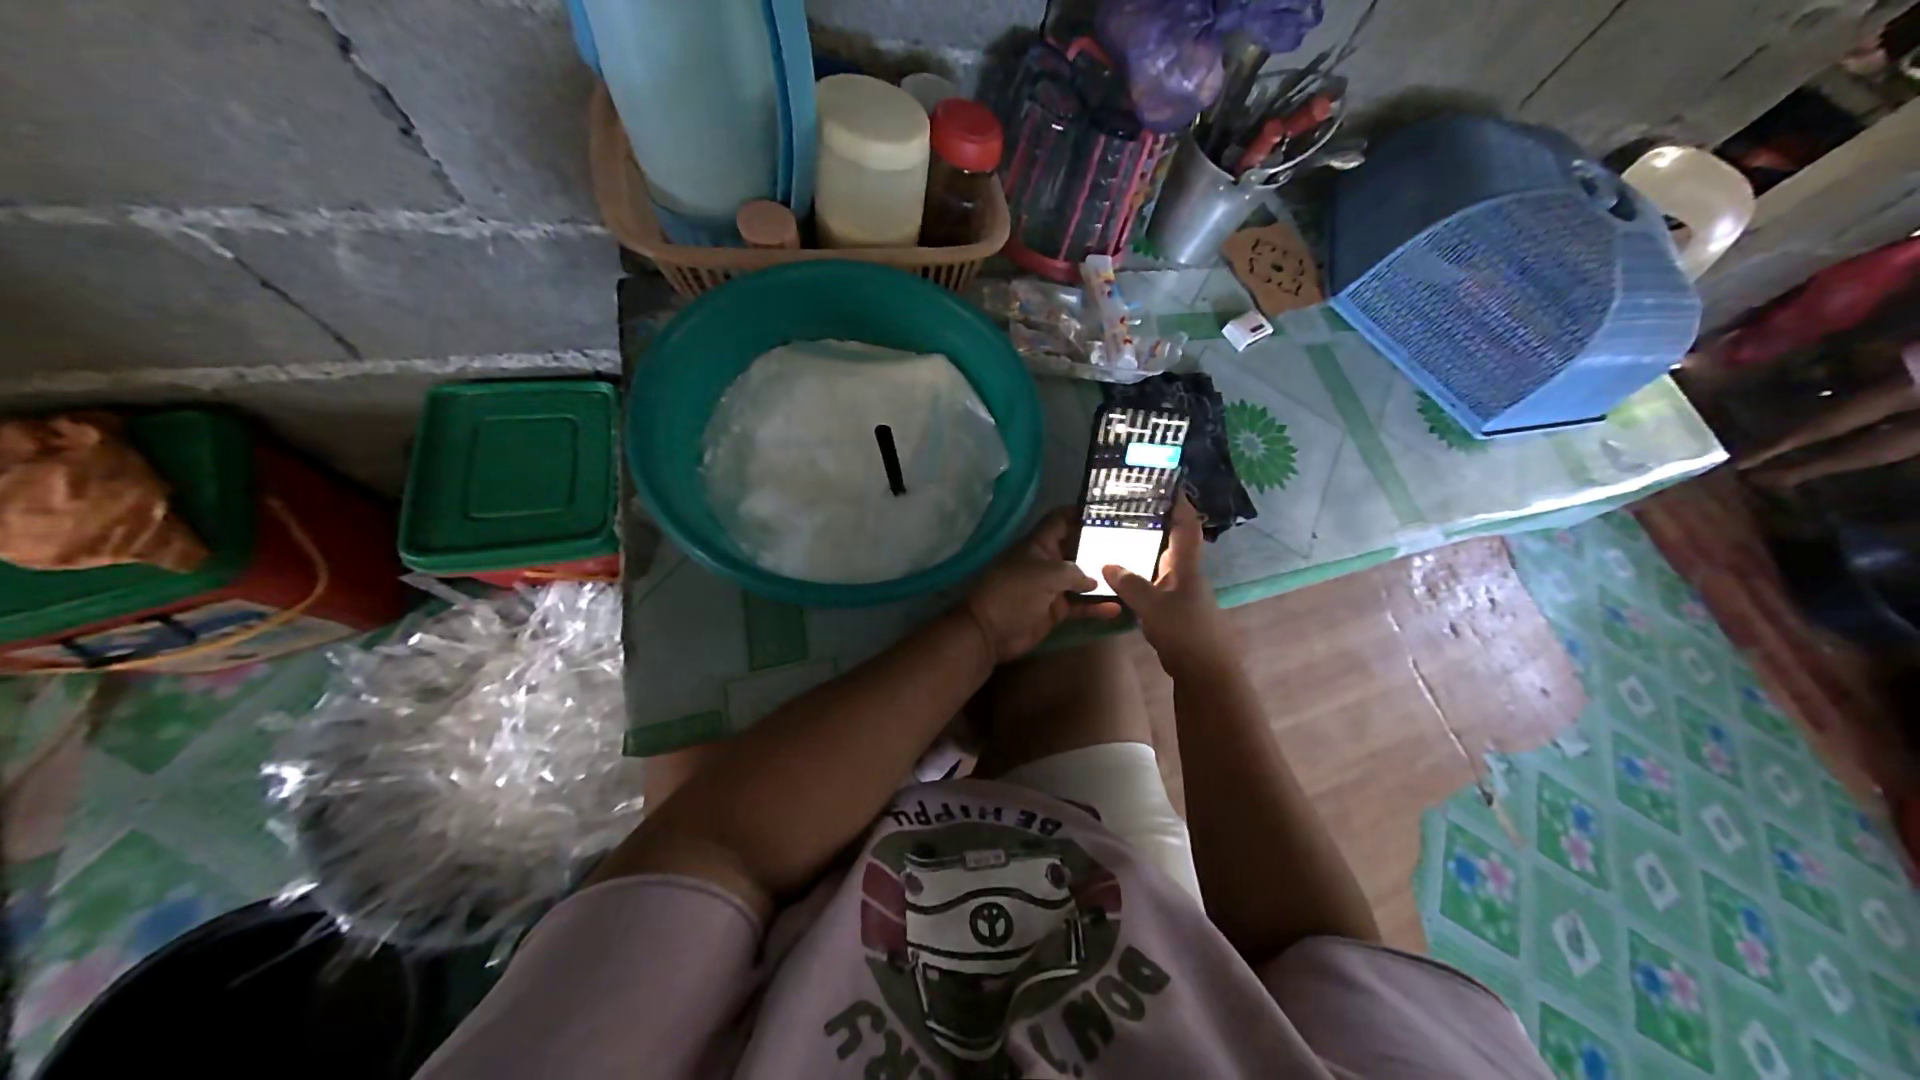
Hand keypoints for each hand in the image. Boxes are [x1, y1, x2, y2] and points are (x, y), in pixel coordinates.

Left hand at [963, 509, 1121, 662]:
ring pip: (1084, 579)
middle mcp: (1048, 562)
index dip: (1081, 512)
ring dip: (1104, 579)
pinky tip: (1118, 608)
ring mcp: (1052, 587)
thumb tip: (1094, 579)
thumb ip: (1074, 571)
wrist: (989, 631)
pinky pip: (1081, 605)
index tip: (1110, 511)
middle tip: (1135, 545)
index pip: (1061, 519)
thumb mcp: (1045, 574)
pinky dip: (1097, 607)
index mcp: (1040, 544)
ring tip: (1133, 577)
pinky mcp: (1056, 610)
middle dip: (1102, 546)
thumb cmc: (1013, 592)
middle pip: (1078, 548)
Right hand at [1102, 496, 1232, 672]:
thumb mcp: (1153, 606)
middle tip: (1127, 511)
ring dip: (1144, 553)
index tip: (1168, 485)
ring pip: (1160, 566)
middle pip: (1171, 543)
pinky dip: (1139, 578)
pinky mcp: (1173, 612)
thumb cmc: (1185, 632)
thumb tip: (1108, 564)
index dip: (1180, 505)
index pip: (1186, 527)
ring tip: (1118, 539)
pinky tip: (1120, 579)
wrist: (1205, 672)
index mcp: (1186, 568)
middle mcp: (1185, 576)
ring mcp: (1180, 595)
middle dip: (1154, 526)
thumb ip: (1131, 584)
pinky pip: (1154, 586)